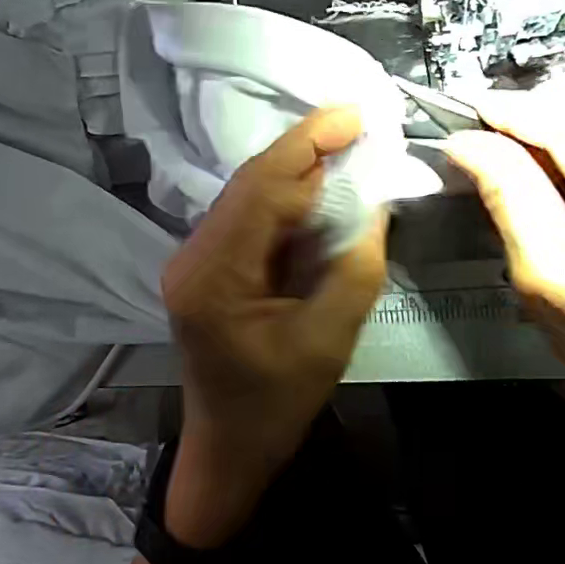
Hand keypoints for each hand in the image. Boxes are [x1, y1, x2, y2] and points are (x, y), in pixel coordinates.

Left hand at [160, 108, 388, 545]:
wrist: (228, 450)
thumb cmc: (276, 406)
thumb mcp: (329, 341)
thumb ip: (355, 267)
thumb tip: (372, 204)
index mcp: (213, 274)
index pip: (261, 188)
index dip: (308, 143)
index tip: (353, 112)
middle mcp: (192, 256)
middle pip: (251, 185)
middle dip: (306, 152)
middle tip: (359, 128)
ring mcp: (193, 260)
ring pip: (250, 198)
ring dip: (298, 175)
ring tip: (348, 152)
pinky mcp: (206, 268)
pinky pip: (250, 220)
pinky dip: (287, 203)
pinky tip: (319, 193)